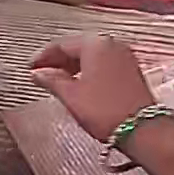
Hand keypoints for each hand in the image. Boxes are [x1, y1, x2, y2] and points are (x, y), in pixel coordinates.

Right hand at [29, 36, 156, 141]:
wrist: (142, 130)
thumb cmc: (105, 111)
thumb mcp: (71, 96)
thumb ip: (51, 80)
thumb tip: (37, 73)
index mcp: (95, 45)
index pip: (62, 44)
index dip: (43, 56)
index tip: (30, 67)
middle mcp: (112, 45)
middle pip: (78, 47)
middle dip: (58, 60)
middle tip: (41, 73)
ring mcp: (124, 57)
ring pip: (91, 56)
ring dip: (73, 66)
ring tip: (56, 80)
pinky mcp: (131, 71)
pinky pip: (103, 64)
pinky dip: (88, 71)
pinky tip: (78, 84)